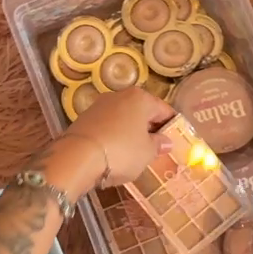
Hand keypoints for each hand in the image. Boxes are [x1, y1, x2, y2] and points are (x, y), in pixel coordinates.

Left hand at [52, 88, 174, 193]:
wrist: (77, 157)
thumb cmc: (121, 151)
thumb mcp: (147, 153)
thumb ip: (158, 145)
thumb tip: (166, 141)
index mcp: (140, 98)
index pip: (164, 110)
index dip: (172, 126)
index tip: (175, 141)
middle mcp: (119, 95)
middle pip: (142, 112)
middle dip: (149, 129)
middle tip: (156, 150)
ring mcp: (99, 106)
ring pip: (123, 118)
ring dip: (130, 133)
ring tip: (135, 154)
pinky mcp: (84, 119)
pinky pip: (107, 127)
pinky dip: (114, 137)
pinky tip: (115, 153)